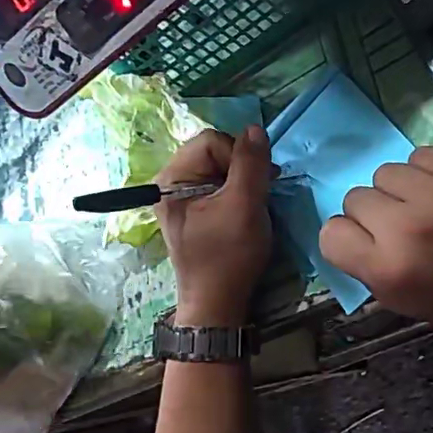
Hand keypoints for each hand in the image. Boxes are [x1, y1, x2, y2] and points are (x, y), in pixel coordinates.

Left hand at [157, 126, 273, 326]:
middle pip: (214, 151)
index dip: (240, 155)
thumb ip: (250, 164)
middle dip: (242, 166)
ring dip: (243, 179)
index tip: (263, 180)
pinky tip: (247, 208)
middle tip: (263, 189)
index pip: (211, 141)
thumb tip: (255, 129)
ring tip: (256, 201)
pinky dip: (238, 191)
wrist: (218, 303)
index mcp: (172, 179)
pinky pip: (219, 184)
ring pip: (220, 167)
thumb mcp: (244, 206)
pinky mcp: (194, 210)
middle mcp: (170, 182)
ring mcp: (181, 197)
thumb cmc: (229, 255)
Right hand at [319, 146, 432, 331]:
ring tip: (425, 205)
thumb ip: (365, 265)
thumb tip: (347, 228)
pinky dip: (425, 171)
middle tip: (402, 225)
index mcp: (388, 267)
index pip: (331, 233)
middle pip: (355, 198)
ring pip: (385, 172)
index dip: (347, 236)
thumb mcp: (400, 300)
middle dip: (374, 212)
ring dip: (399, 189)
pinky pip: (418, 155)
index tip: (368, 241)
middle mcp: (407, 226)